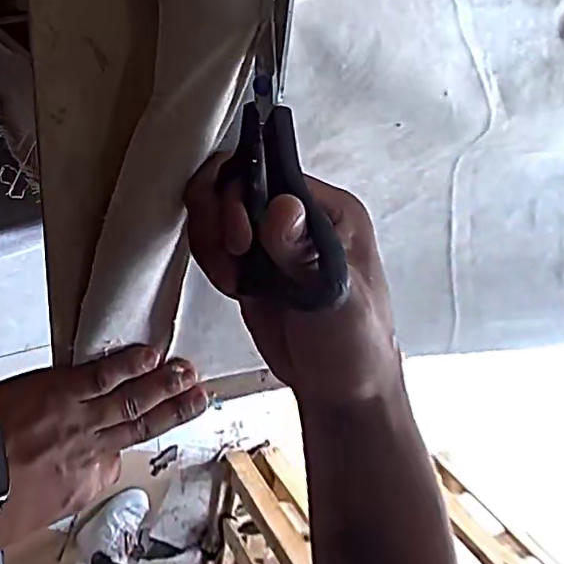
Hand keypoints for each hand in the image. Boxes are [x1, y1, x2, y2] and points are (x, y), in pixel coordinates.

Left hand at [0, 345, 206, 549]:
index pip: (113, 462)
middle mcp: (92, 450)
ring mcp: (81, 417)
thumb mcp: (33, 513)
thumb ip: (56, 490)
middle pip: (141, 426)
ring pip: (132, 399)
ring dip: (164, 385)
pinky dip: (130, 364)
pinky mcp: (65, 389)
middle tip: (200, 395)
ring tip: (189, 372)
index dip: (122, 449)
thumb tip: (60, 479)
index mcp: (83, 484)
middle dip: (174, 410)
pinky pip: (105, 374)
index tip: (131, 435)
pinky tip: (152, 354)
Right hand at [184, 156, 399, 406]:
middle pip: (235, 181)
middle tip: (230, 258)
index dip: (242, 196)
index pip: (270, 173)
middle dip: (219, 217)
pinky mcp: (249, 257)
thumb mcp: (336, 297)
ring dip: (210, 238)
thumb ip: (303, 252)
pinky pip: (212, 236)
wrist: (338, 391)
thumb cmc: (355, 344)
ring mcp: (270, 234)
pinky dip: (209, 255)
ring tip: (230, 277)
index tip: (240, 241)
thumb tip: (281, 206)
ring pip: (216, 205)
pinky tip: (229, 283)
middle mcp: (298, 212)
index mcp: (330, 208)